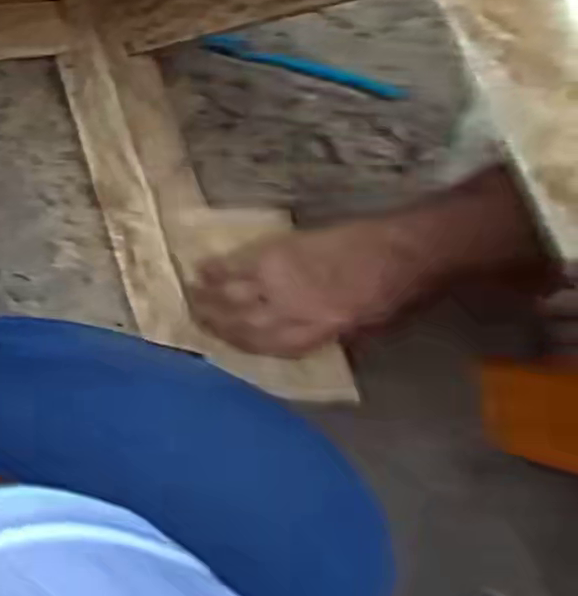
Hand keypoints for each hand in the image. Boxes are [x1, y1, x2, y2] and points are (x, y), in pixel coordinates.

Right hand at [184, 223, 419, 356]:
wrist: (403, 250)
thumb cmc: (401, 292)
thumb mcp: (377, 327)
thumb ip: (338, 335)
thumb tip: (308, 340)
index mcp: (321, 330)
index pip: (270, 345)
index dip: (242, 344)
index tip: (223, 340)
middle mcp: (293, 309)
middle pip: (241, 320)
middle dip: (215, 321)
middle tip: (195, 317)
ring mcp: (277, 280)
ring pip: (229, 294)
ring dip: (205, 297)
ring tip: (191, 295)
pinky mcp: (269, 255)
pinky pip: (231, 265)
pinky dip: (212, 269)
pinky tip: (200, 270)